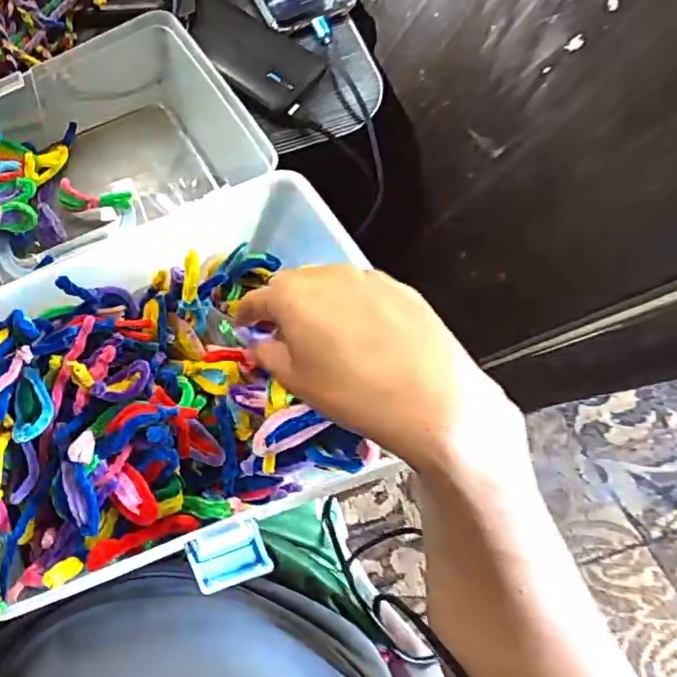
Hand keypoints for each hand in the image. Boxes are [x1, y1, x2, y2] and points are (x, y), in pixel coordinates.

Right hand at [233, 264, 523, 473]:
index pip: (255, 299)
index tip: (243, 328)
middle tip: (283, 335)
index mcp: (290, 296)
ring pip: (327, 283)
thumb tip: (260, 343)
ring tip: (324, 336)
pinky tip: (361, 337)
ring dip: (315, 303)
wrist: (433, 401)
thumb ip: (268, 354)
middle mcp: (325, 276)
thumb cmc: (351, 394)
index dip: (244, 316)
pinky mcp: (399, 288)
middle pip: (290, 284)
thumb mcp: (295, 381)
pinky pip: (360, 291)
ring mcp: (366, 278)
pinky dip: (349, 306)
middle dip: (280, 305)